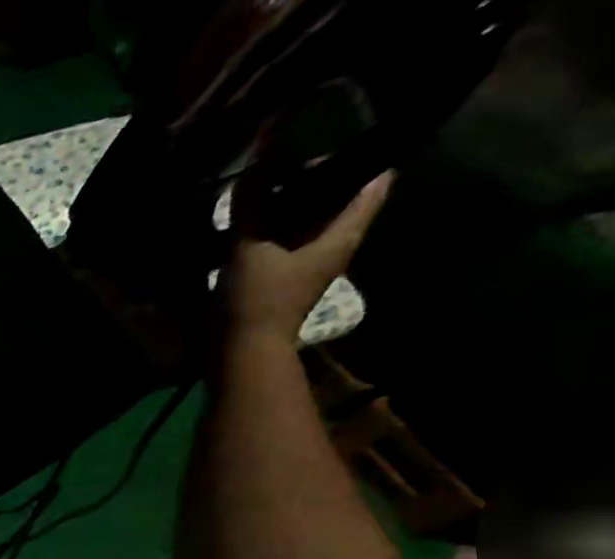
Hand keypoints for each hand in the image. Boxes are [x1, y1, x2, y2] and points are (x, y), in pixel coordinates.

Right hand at [223, 170, 392, 343]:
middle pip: (337, 199)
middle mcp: (335, 244)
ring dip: (288, 205)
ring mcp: (309, 263)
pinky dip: (272, 227)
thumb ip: (250, 206)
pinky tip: (246, 224)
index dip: (355, 160)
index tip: (321, 151)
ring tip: (256, 194)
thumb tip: (254, 164)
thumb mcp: (249, 247)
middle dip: (312, 181)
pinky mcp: (285, 277)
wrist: (241, 350)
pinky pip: (286, 240)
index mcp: (343, 234)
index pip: (373, 183)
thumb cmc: (256, 299)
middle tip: (274, 171)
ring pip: (309, 220)